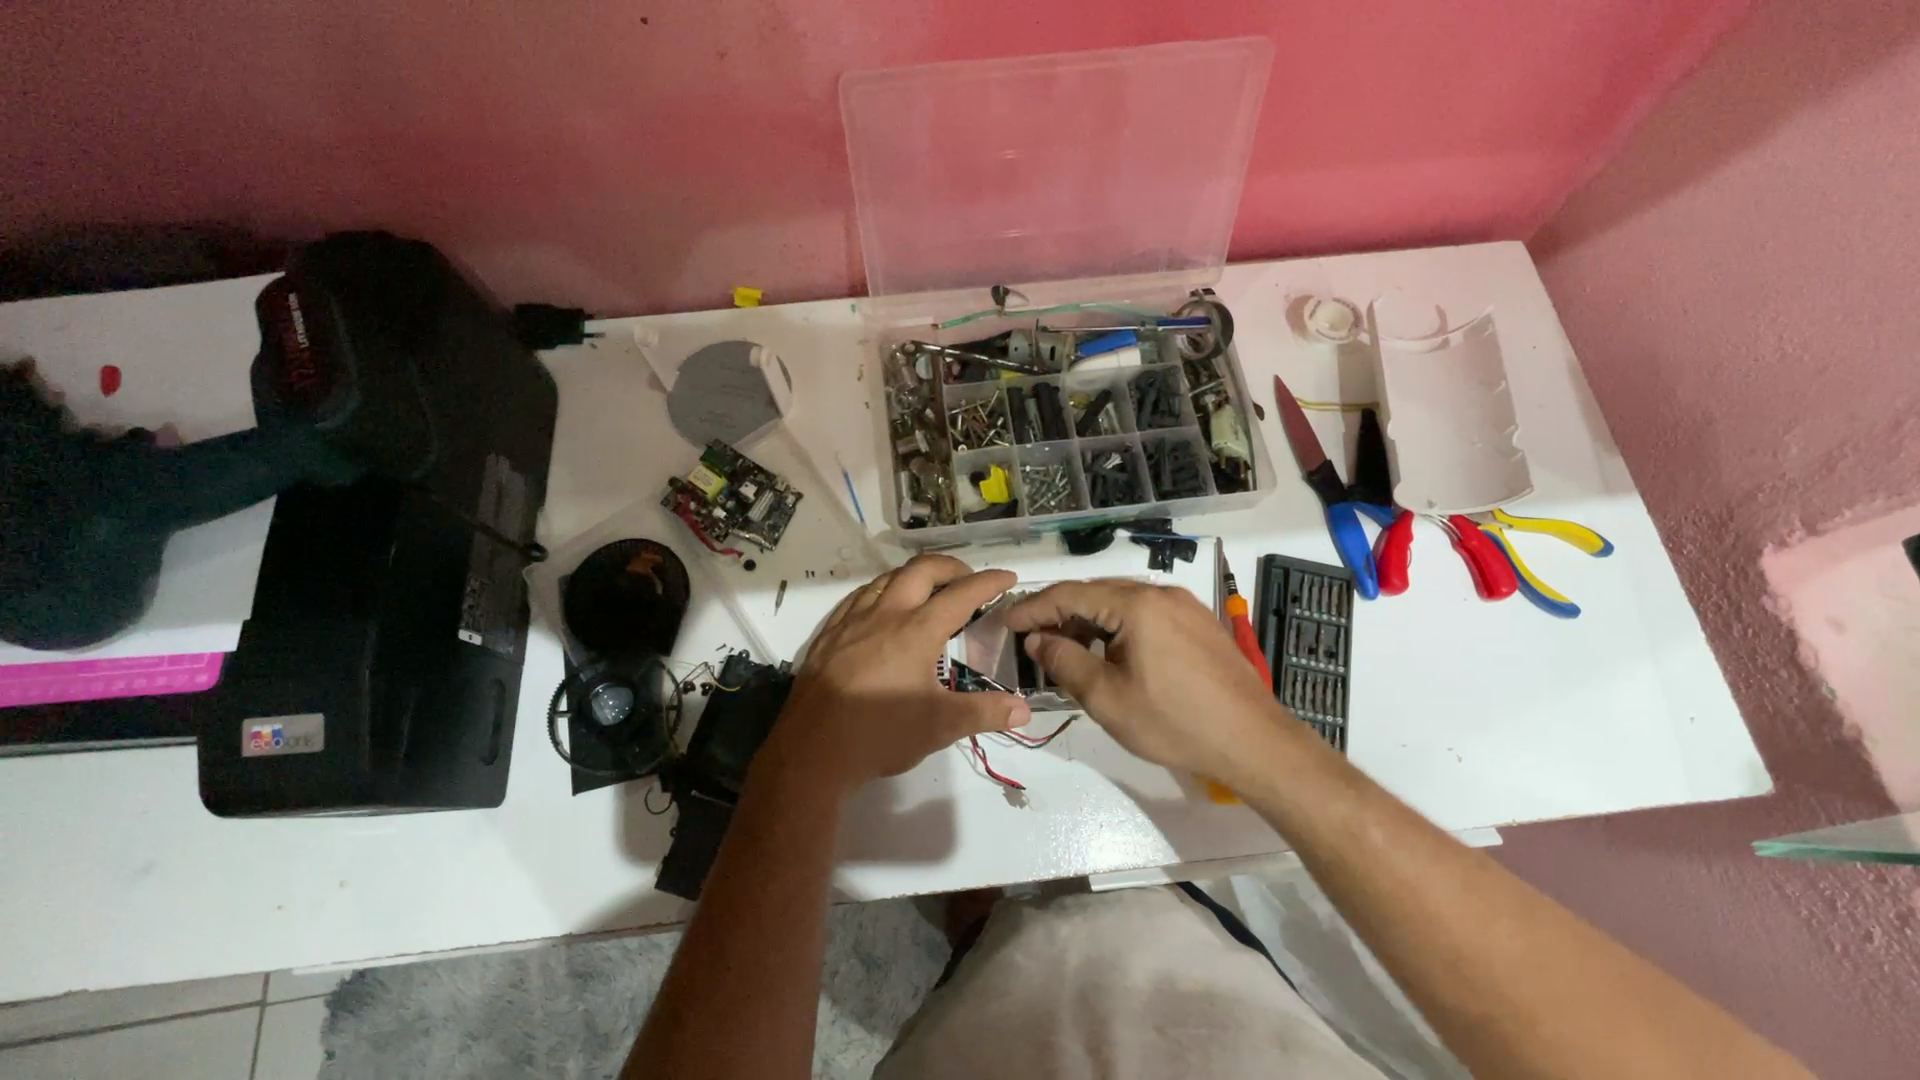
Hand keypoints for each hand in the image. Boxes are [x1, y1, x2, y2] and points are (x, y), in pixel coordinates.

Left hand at [761, 554, 1030, 791]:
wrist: (812, 752)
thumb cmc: (881, 735)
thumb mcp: (940, 726)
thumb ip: (985, 713)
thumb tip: (1024, 710)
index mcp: (917, 631)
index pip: (961, 594)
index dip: (988, 582)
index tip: (1007, 576)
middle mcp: (885, 615)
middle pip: (921, 570)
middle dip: (951, 566)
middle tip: (968, 579)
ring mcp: (851, 622)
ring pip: (886, 578)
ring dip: (914, 575)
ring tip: (928, 589)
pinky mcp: (828, 635)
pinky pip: (858, 597)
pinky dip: (881, 591)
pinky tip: (881, 609)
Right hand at [1001, 579, 1301, 786]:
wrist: (1253, 741)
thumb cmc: (1175, 723)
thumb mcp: (1107, 698)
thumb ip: (1065, 661)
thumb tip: (1038, 639)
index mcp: (1137, 605)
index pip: (1069, 594)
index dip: (1032, 607)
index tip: (1005, 622)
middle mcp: (1161, 594)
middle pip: (1095, 592)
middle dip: (1058, 612)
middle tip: (1028, 636)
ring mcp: (1184, 606)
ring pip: (1121, 603)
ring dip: (1088, 620)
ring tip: (1062, 646)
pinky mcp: (1198, 624)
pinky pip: (1145, 614)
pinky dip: (1116, 626)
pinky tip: (1106, 651)